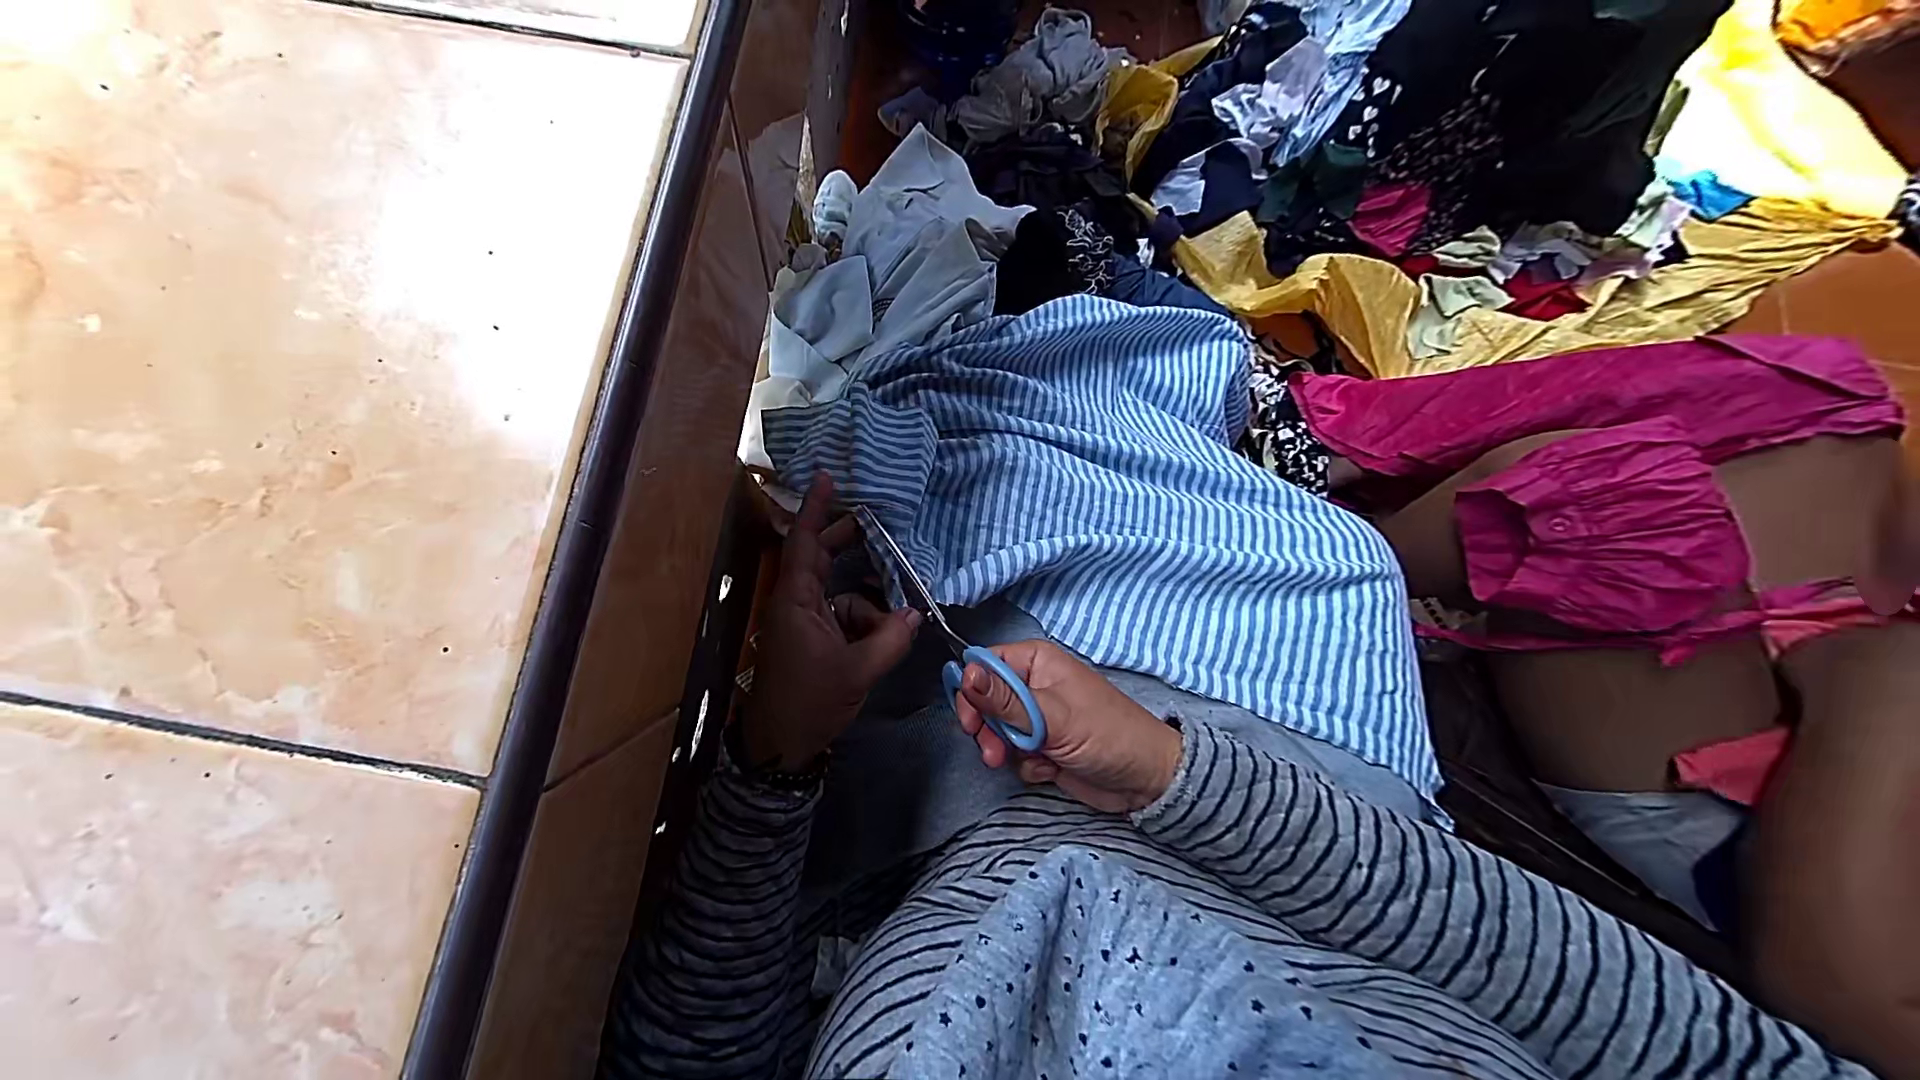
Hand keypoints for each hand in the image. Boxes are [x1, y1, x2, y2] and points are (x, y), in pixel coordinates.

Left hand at [739, 473, 919, 770]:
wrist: (781, 745)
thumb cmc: (809, 702)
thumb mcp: (856, 671)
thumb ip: (890, 639)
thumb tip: (915, 615)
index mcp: (795, 601)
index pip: (804, 543)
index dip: (814, 509)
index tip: (826, 478)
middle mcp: (796, 604)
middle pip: (822, 559)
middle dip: (849, 544)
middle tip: (877, 527)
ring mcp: (804, 623)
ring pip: (842, 594)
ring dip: (870, 605)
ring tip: (893, 627)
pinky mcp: (813, 640)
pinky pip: (845, 618)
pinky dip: (866, 625)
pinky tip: (883, 643)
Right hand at [954, 640, 1182, 812]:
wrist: (1145, 781)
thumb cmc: (1108, 735)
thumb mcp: (1051, 716)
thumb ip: (1005, 698)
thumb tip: (966, 673)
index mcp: (1036, 661)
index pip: (985, 665)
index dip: (972, 690)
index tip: (969, 719)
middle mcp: (1033, 684)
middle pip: (986, 701)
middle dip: (988, 728)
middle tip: (993, 750)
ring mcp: (1037, 717)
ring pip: (997, 731)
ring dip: (1006, 750)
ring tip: (1027, 760)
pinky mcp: (1042, 745)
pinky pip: (1014, 753)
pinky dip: (1026, 764)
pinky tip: (1049, 768)